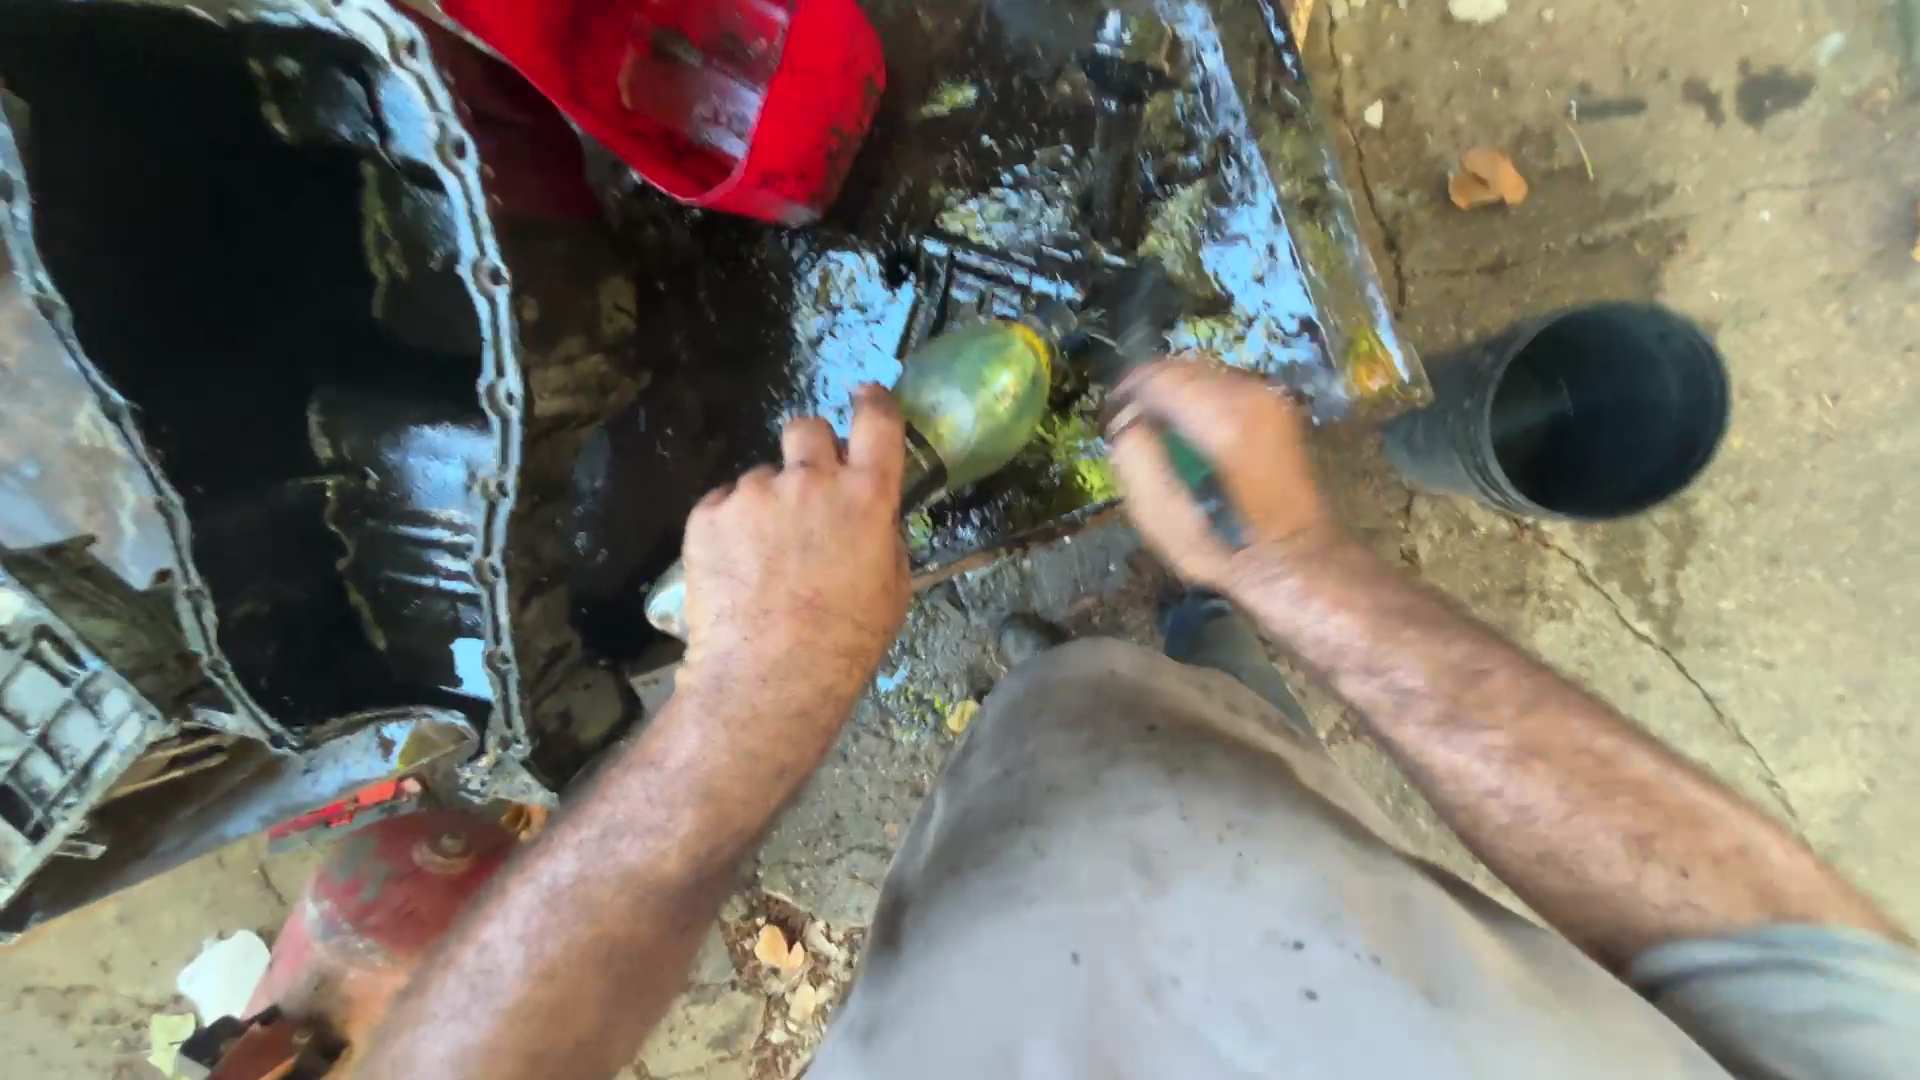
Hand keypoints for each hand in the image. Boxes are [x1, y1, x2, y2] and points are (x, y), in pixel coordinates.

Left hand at [677, 385, 910, 729]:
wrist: (771, 677)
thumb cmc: (848, 640)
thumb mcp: (893, 586)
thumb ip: (882, 534)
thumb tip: (870, 515)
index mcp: (866, 496)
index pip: (877, 421)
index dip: (873, 401)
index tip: (865, 396)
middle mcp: (811, 480)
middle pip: (806, 427)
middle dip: (808, 449)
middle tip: (806, 487)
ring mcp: (754, 493)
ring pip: (762, 476)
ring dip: (768, 501)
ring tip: (763, 556)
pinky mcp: (708, 513)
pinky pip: (725, 503)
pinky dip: (733, 526)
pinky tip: (737, 567)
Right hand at [1107, 359, 1340, 592]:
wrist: (1292, 553)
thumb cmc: (1224, 546)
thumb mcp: (1164, 521)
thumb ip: (1137, 464)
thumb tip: (1124, 424)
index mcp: (1221, 424)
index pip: (1157, 378)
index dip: (1125, 393)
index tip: (1109, 418)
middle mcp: (1248, 397)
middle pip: (1178, 368)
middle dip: (1146, 390)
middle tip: (1126, 423)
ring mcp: (1267, 396)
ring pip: (1200, 370)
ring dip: (1170, 392)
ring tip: (1153, 427)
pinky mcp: (1274, 403)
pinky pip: (1220, 382)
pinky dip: (1195, 397)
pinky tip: (1185, 429)